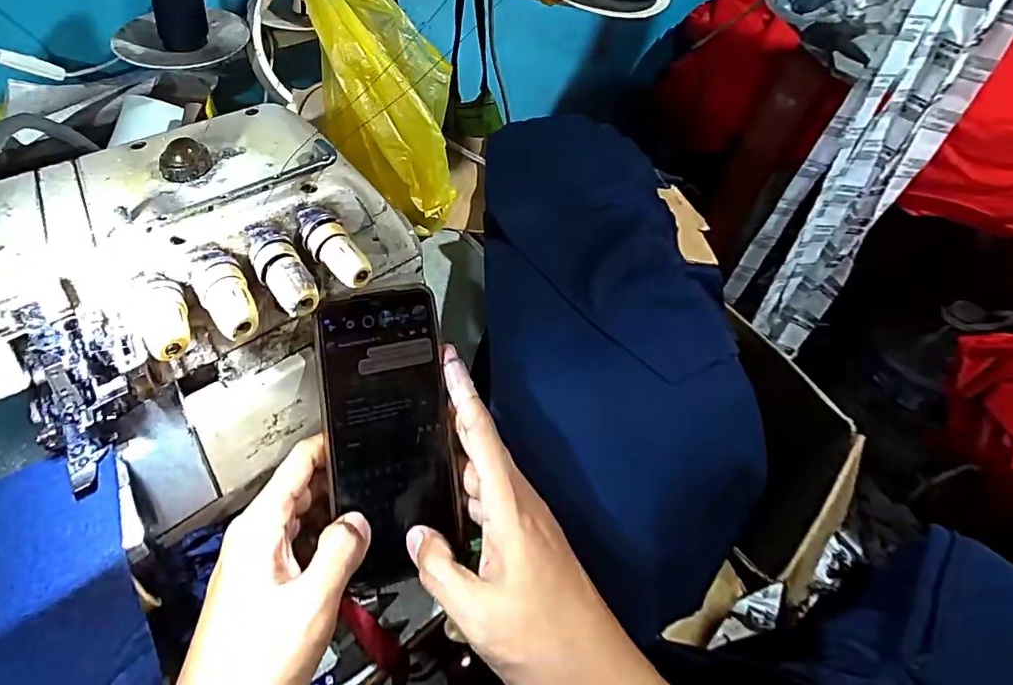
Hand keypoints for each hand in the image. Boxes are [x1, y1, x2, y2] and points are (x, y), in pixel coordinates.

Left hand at [179, 435, 369, 684]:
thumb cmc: (250, 665)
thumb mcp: (310, 602)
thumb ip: (341, 551)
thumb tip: (358, 520)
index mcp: (259, 527)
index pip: (298, 461)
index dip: (328, 444)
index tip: (354, 438)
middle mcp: (251, 535)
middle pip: (300, 487)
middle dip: (336, 486)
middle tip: (368, 489)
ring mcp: (251, 558)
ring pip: (298, 518)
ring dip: (329, 518)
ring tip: (358, 528)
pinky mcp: (256, 581)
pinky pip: (293, 544)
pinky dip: (318, 543)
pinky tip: (337, 562)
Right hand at [407, 346, 664, 684]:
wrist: (593, 666)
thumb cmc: (547, 639)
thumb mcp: (477, 611)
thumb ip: (440, 569)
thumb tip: (419, 537)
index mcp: (510, 507)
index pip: (481, 434)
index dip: (463, 392)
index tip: (451, 360)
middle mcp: (521, 503)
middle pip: (482, 445)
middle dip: (457, 412)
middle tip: (433, 386)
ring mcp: (526, 519)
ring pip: (486, 472)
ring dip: (461, 453)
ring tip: (434, 438)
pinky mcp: (527, 537)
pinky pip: (492, 497)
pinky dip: (470, 488)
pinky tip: (455, 499)